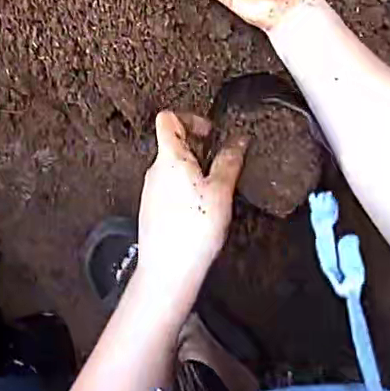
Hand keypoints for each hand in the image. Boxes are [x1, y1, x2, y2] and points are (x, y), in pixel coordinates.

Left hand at [134, 111, 246, 296]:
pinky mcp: (153, 208)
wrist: (167, 273)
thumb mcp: (221, 192)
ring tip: (214, 189)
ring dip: (194, 169)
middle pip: (173, 142)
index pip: (168, 118)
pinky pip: (170, 186)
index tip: (210, 132)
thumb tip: (237, 141)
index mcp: (169, 159)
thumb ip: (229, 161)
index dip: (191, 118)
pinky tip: (202, 209)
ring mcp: (152, 190)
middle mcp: (155, 171)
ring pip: (173, 166)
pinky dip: (187, 188)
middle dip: (199, 147)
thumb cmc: (191, 233)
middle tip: (220, 163)